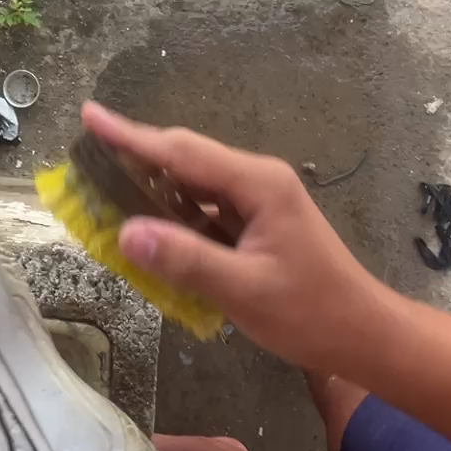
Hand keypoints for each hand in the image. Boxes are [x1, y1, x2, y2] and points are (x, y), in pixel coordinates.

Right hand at [80, 102, 385, 372]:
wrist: (364, 333)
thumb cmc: (312, 313)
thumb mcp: (245, 291)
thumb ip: (186, 260)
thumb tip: (126, 234)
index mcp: (257, 183)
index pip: (181, 152)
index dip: (130, 136)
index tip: (89, 116)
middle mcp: (255, 178)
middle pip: (184, 157)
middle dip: (134, 154)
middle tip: (86, 157)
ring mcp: (255, 197)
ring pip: (191, 180)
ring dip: (150, 184)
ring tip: (104, 187)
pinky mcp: (253, 218)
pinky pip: (202, 204)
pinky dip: (171, 210)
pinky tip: (148, 223)